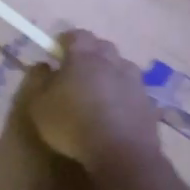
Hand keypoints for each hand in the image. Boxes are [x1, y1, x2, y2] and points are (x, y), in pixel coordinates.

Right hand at [27, 30, 162, 176]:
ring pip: (123, 67)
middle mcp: (113, 64)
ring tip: (99, 90)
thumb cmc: (73, 125)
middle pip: (103, 47)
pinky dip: (124, 94)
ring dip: (110, 72)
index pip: (78, 35)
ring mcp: (135, 84)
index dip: (67, 40)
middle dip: (90, 53)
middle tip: (76, 69)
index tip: (57, 52)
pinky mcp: (150, 104)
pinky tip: (115, 111)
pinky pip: (134, 90)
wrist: (122, 155)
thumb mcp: (39, 105)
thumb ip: (39, 81)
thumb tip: (44, 66)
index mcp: (84, 59)